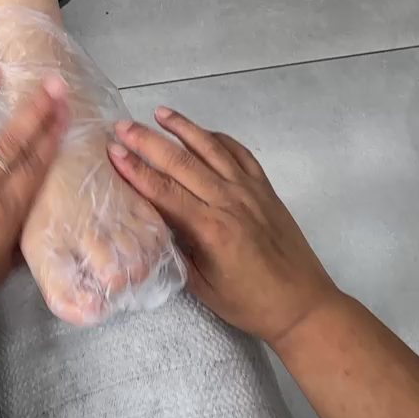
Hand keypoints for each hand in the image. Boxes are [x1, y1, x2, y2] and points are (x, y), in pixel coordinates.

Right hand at [109, 107, 339, 348]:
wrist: (304, 305)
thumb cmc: (250, 303)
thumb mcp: (203, 287)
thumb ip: (176, 252)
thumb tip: (151, 223)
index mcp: (212, 229)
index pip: (164, 191)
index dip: (136, 169)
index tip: (113, 150)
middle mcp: (229, 202)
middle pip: (181, 162)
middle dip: (148, 141)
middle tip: (122, 126)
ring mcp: (250, 190)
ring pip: (211, 148)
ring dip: (182, 127)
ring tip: (159, 113)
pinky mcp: (265, 188)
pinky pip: (239, 153)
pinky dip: (218, 137)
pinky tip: (201, 131)